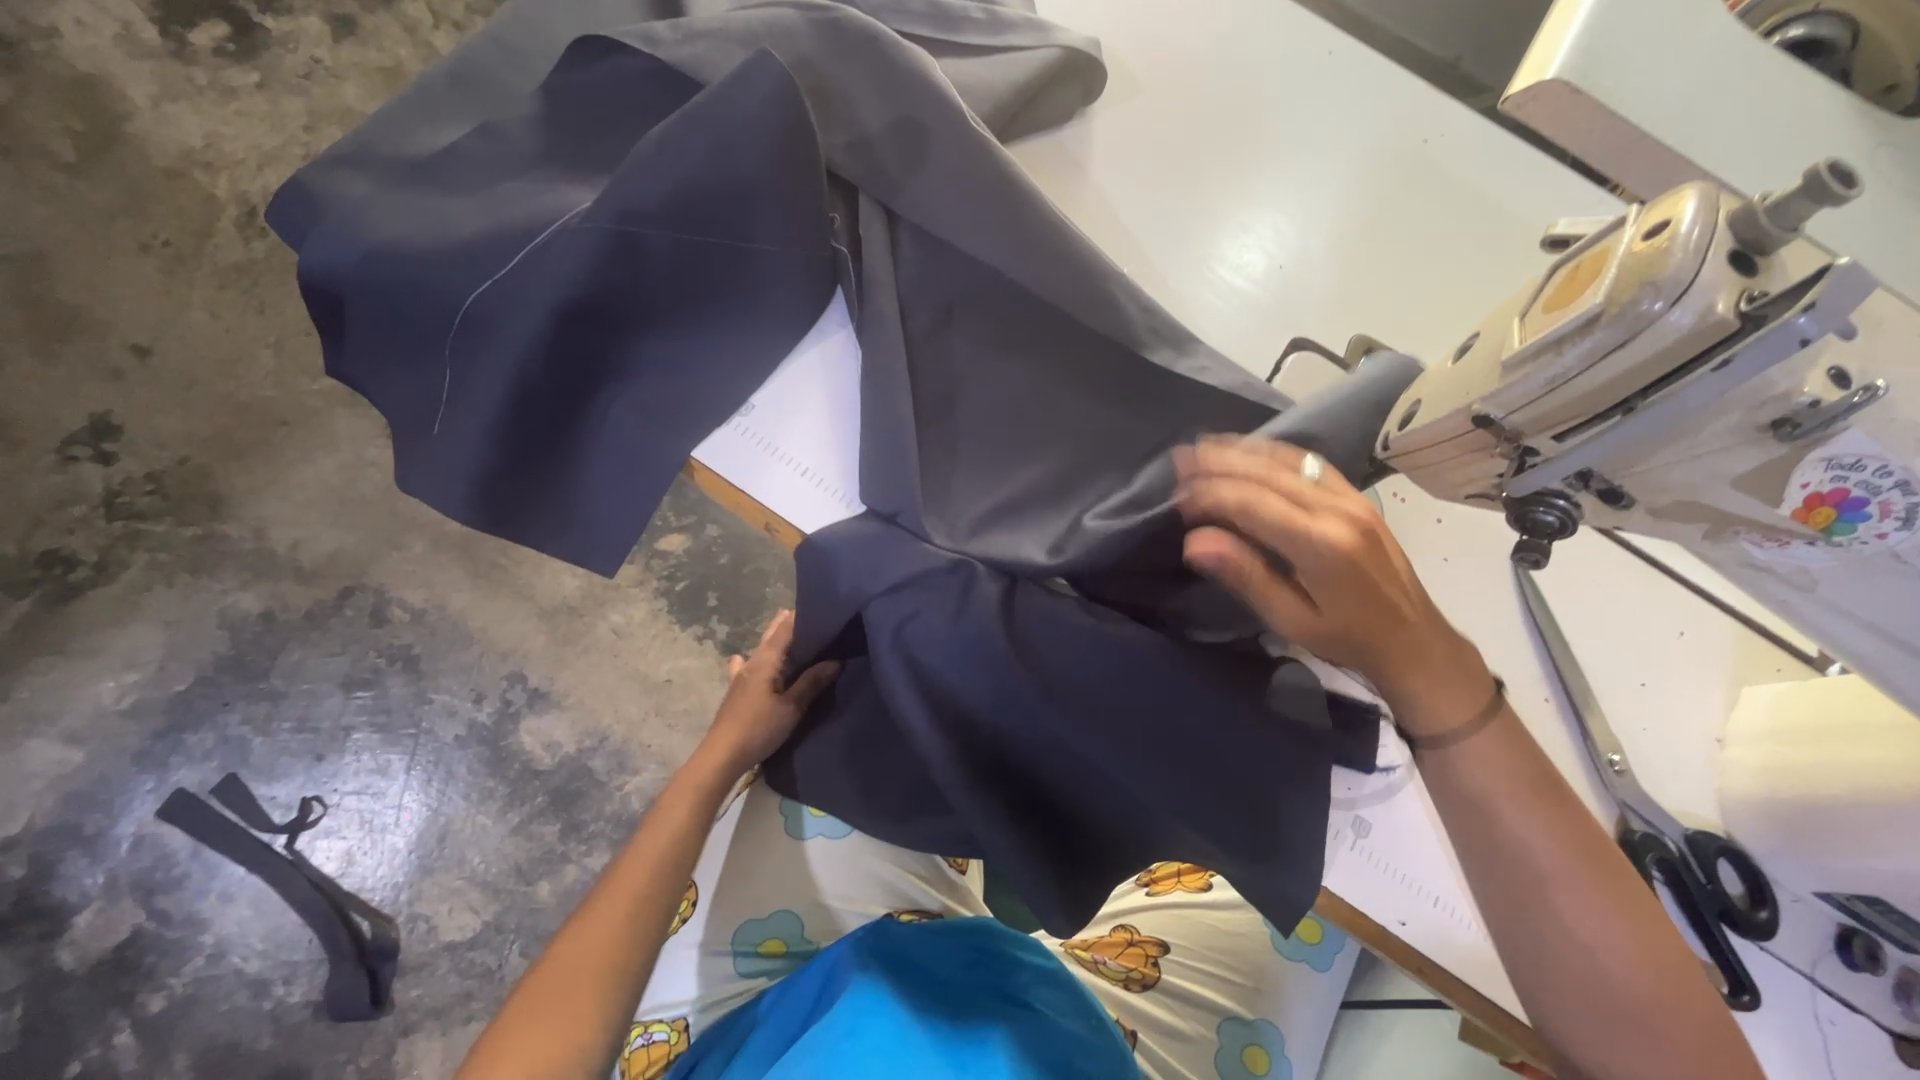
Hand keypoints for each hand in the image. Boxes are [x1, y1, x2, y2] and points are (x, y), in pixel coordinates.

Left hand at [696, 610, 839, 776]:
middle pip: (772, 634)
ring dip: (779, 642)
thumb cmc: (759, 728)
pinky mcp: (737, 688)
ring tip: (798, 639)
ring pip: (762, 649)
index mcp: (766, 659)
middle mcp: (752, 660)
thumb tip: (835, 660)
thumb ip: (812, 682)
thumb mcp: (792, 707)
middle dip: (791, 625)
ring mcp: (741, 674)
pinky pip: (750, 665)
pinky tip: (754, 662)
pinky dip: (760, 659)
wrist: (722, 754)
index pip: (786, 627)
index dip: (803, 616)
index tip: (823, 609)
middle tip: (817, 622)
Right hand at [1174, 437, 1487, 708]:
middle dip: (1219, 464)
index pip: (1252, 504)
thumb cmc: (1346, 638)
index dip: (1210, 496)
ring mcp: (1352, 499)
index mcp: (1320, 545)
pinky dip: (1274, 453)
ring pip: (1289, 461)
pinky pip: (1311, 463)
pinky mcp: (1358, 497)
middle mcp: (1337, 510)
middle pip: (1267, 474)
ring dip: (1243, 451)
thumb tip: (1194, 542)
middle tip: (1179, 460)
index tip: (1177, 500)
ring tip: (1204, 447)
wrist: (1415, 639)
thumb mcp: (1291, 619)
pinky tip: (1251, 451)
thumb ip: (1246, 575)